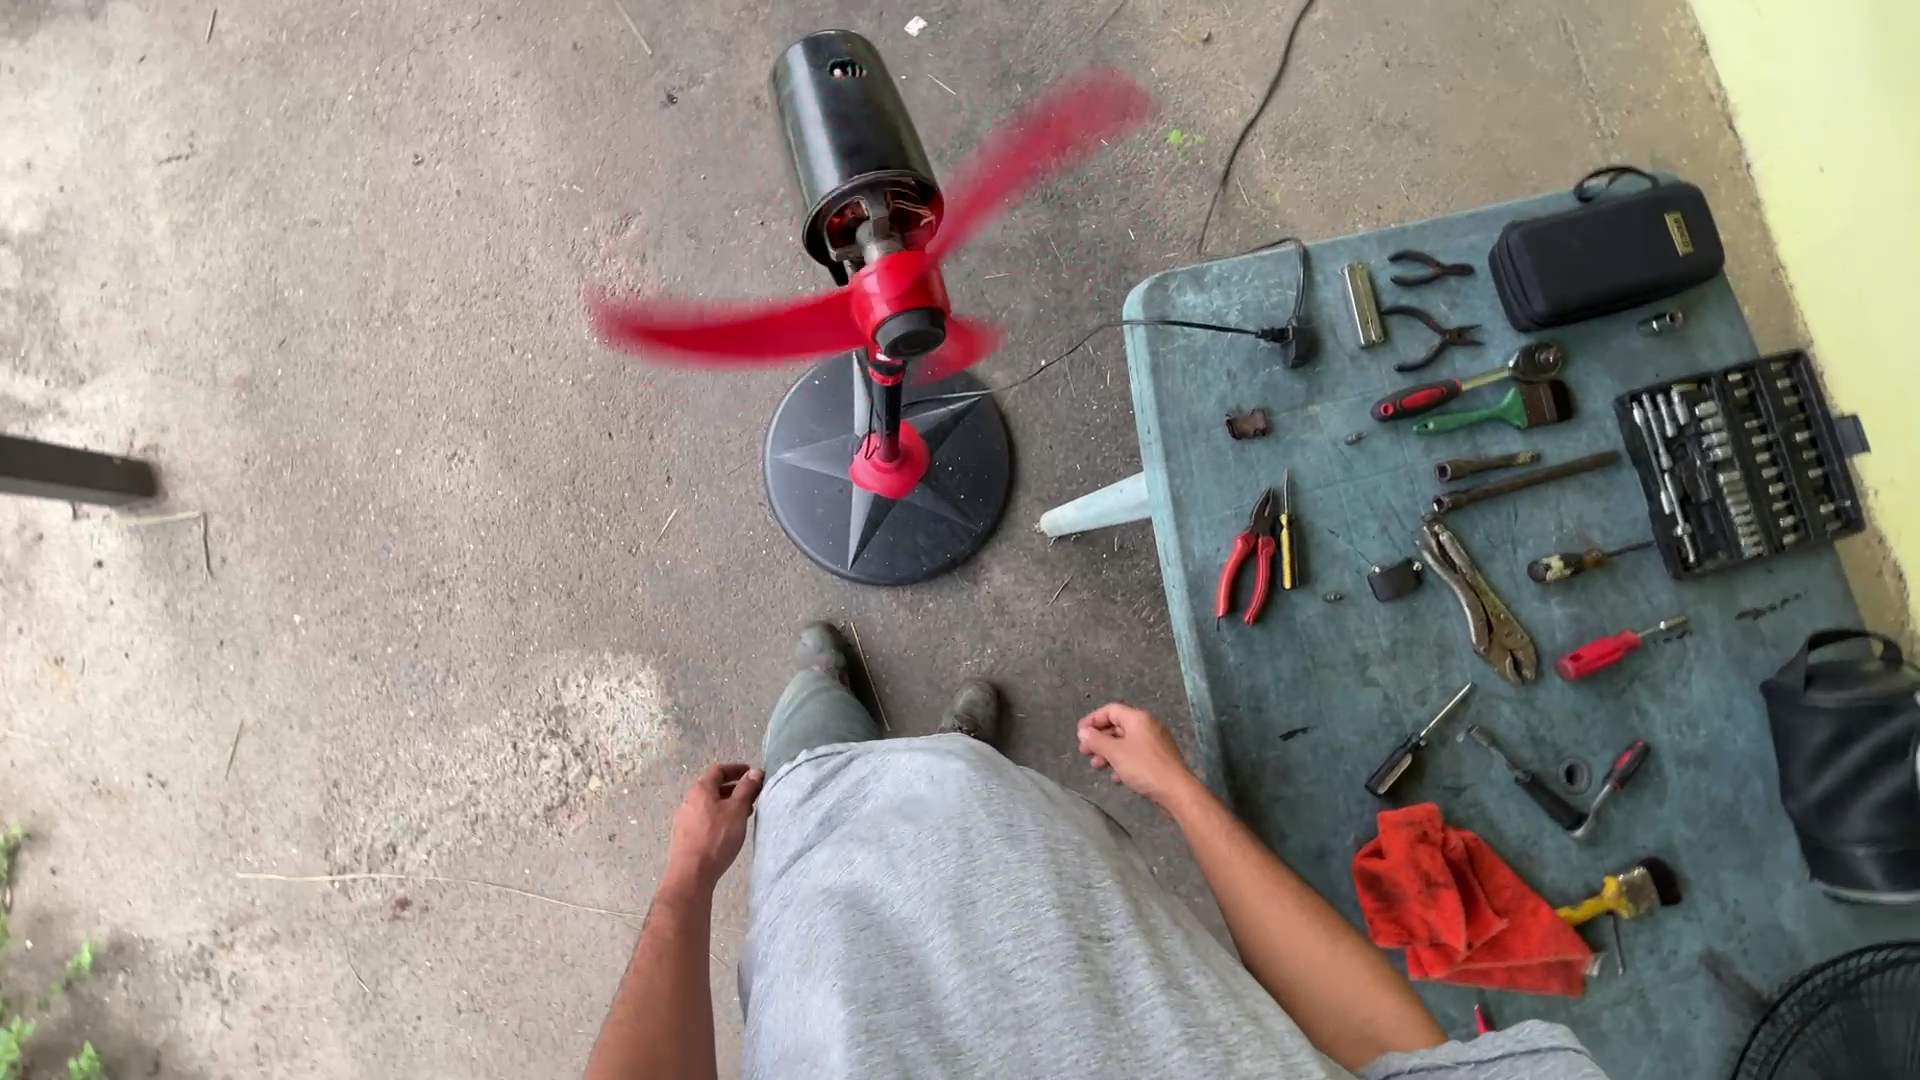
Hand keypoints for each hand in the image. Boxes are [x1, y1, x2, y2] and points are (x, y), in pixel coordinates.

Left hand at [664, 763, 762, 892]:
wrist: (691, 875)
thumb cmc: (716, 838)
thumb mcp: (737, 810)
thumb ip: (747, 789)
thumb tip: (755, 772)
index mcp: (700, 790)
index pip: (718, 770)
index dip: (736, 769)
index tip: (751, 773)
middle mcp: (689, 801)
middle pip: (712, 787)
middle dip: (733, 788)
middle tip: (751, 795)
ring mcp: (684, 819)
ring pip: (709, 804)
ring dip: (727, 804)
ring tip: (743, 814)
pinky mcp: (684, 836)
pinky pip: (704, 818)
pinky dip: (718, 817)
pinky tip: (728, 830)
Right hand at [1077, 703, 1196, 809]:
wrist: (1177, 792)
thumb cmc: (1144, 767)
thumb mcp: (1115, 753)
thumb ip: (1096, 740)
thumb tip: (1083, 732)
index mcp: (1138, 719)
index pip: (1110, 710)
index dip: (1092, 720)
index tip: (1080, 734)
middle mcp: (1148, 726)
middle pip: (1117, 727)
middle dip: (1099, 740)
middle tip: (1085, 752)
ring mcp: (1155, 743)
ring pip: (1125, 743)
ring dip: (1108, 753)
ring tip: (1097, 766)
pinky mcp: (1160, 760)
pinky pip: (1136, 756)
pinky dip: (1123, 763)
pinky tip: (1116, 777)